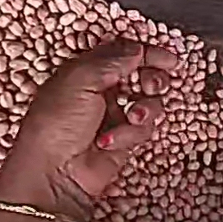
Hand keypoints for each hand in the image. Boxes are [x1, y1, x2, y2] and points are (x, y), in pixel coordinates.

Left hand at [0, 40, 177, 221]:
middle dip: (153, 80)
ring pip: (150, 102)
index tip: (169, 58)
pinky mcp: (125, 138)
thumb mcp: (80, 81)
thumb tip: (138, 49)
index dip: (148, 53)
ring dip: (145, 108)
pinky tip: (111, 140)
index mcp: (87, 70)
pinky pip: (144, 129)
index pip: (124, 53)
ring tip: (133, 118)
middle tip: (151, 86)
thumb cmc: (55, 125)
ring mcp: (116, 115)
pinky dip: (131, 133)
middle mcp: (103, 91)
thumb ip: (112, 60)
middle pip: (143, 76)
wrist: (54, 172)